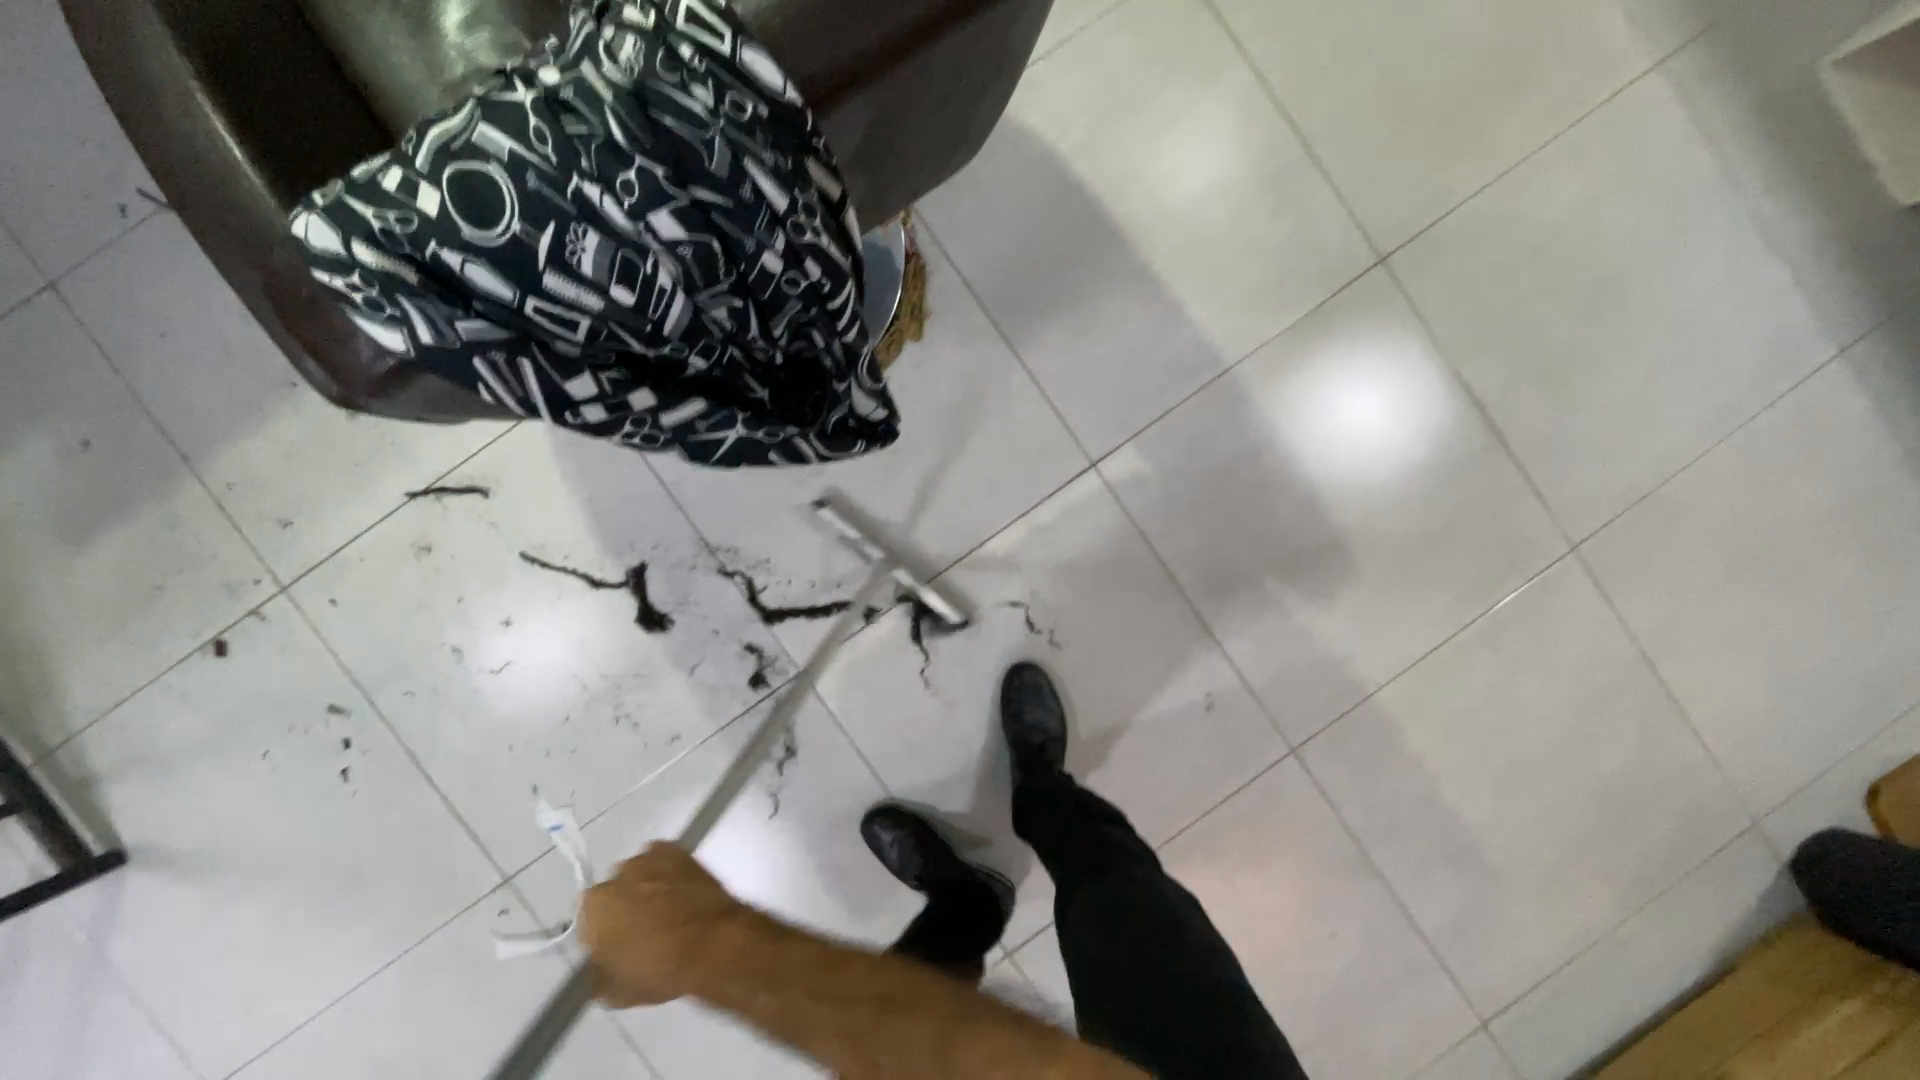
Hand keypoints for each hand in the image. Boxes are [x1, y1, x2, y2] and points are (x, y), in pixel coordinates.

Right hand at [580, 841, 750, 1007]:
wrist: (715, 942)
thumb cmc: (662, 968)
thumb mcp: (617, 991)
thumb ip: (597, 976)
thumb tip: (599, 967)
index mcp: (595, 906)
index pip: (589, 922)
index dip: (604, 937)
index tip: (620, 949)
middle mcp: (618, 874)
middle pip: (614, 894)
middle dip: (624, 909)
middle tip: (644, 931)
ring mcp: (650, 857)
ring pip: (639, 875)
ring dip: (646, 888)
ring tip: (668, 911)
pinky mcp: (679, 850)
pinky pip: (663, 861)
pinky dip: (668, 873)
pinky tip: (680, 892)